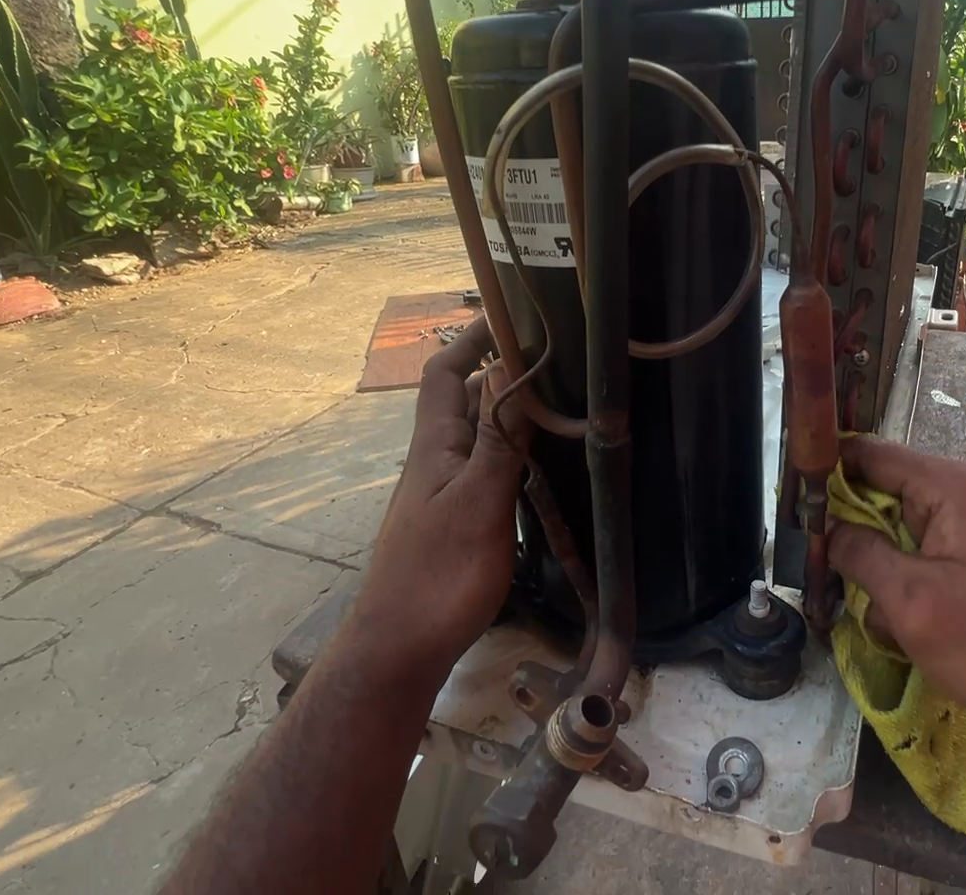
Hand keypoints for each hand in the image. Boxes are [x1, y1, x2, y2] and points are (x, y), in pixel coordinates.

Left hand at [347, 318, 530, 683]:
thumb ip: (498, 439)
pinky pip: (492, 469)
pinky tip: (548, 464)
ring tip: (565, 404)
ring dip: (515, 413)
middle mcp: (438, 460)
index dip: (472, 340)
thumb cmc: (439, 574)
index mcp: (435, 447)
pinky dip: (518, 453)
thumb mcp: (477, 502)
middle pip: (470, 401)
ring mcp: (448, 492)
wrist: (400, 649)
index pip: (446, 375)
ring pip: (483, 436)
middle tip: (560, 362)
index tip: (512, 315)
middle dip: (506, 373)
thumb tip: (509, 370)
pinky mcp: (461, 520)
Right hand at [828, 435, 965, 749]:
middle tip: (825, 573)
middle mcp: (962, 493)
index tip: (791, 504)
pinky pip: (925, 552)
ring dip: (879, 567)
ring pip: (899, 528)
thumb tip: (828, 530)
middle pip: (880, 490)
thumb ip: (861, 556)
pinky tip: (906, 625)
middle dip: (849, 531)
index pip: (868, 454)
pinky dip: (906, 581)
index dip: (824, 471)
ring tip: (877, 615)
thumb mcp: (915, 604)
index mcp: (948, 487)